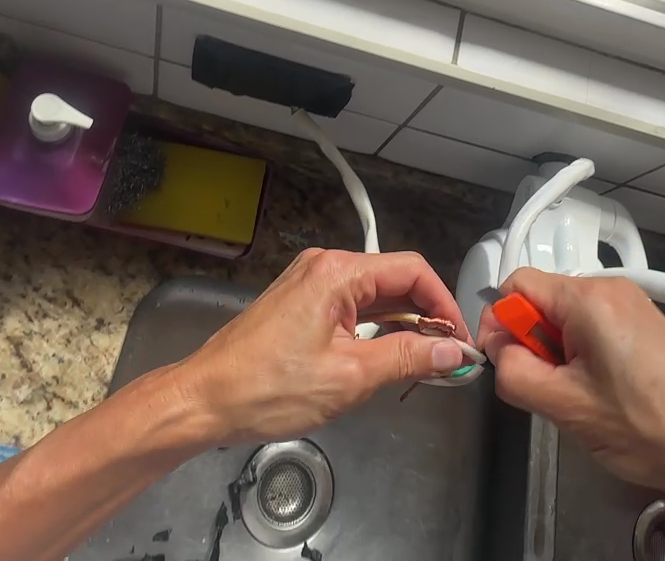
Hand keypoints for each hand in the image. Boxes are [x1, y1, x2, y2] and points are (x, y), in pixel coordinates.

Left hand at [171, 249, 469, 444]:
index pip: (411, 270)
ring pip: (375, 295)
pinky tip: (392, 354)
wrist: (204, 399)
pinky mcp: (303, 302)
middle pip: (394, 280)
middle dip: (426, 315)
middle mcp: (326, 265)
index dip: (444, 303)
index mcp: (338, 271)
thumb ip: (407, 357)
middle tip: (449, 356)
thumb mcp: (349, 377)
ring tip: (427, 361)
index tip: (461, 340)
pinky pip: (353, 306)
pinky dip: (377, 328)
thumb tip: (453, 352)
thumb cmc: (269, 388)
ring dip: (403, 324)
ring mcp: (312, 282)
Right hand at [478, 268, 664, 506]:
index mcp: (589, 297)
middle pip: (541, 301)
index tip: (507, 364)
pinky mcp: (646, 325)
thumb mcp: (569, 409)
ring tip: (583, 399)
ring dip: (559, 355)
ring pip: (566, 319)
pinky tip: (604, 395)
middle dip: (532, 343)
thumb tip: (496, 353)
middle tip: (551, 391)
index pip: (514, 285)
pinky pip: (593, 328)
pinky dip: (584, 357)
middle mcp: (611, 289)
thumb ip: (515, 375)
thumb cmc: (656, 430)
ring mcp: (632, 305)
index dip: (500, 323)